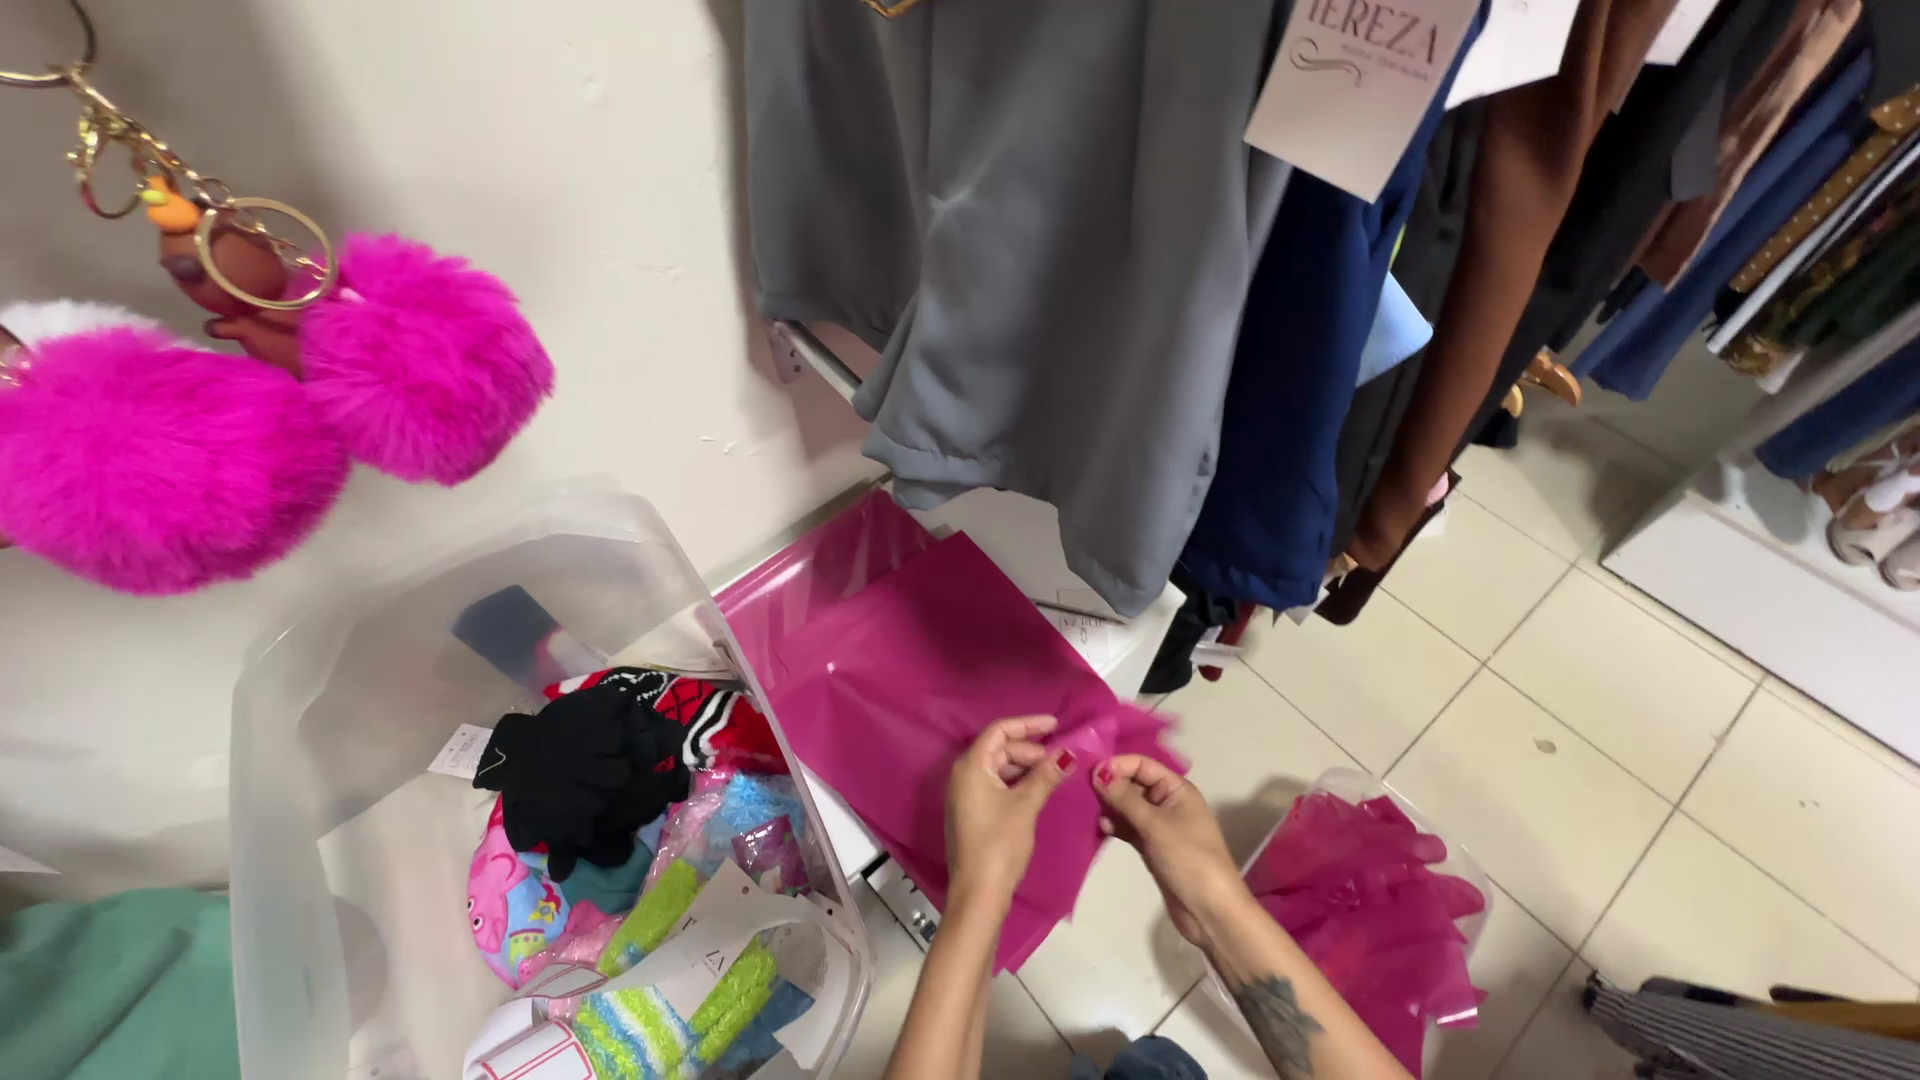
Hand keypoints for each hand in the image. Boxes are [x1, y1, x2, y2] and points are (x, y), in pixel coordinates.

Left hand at [945, 715, 1076, 904]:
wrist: (978, 894)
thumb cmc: (999, 844)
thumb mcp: (1025, 806)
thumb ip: (1045, 776)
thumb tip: (1067, 754)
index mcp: (971, 766)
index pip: (999, 731)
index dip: (1028, 724)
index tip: (1056, 725)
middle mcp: (963, 775)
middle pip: (999, 748)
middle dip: (1030, 749)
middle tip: (1060, 759)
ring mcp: (966, 794)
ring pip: (999, 767)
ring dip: (1025, 766)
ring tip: (1054, 773)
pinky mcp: (972, 811)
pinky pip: (996, 784)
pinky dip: (1017, 782)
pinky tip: (1038, 789)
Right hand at [1094, 755, 1250, 949]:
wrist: (1210, 910)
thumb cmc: (1188, 858)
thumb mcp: (1155, 824)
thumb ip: (1125, 798)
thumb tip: (1098, 771)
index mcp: (1176, 789)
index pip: (1142, 765)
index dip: (1117, 765)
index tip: (1090, 772)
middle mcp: (1167, 802)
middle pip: (1133, 783)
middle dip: (1110, 784)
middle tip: (1082, 789)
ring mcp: (1159, 825)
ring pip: (1128, 806)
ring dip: (1110, 806)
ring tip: (1088, 809)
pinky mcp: (1150, 846)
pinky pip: (1128, 827)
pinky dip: (1115, 825)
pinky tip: (1101, 827)